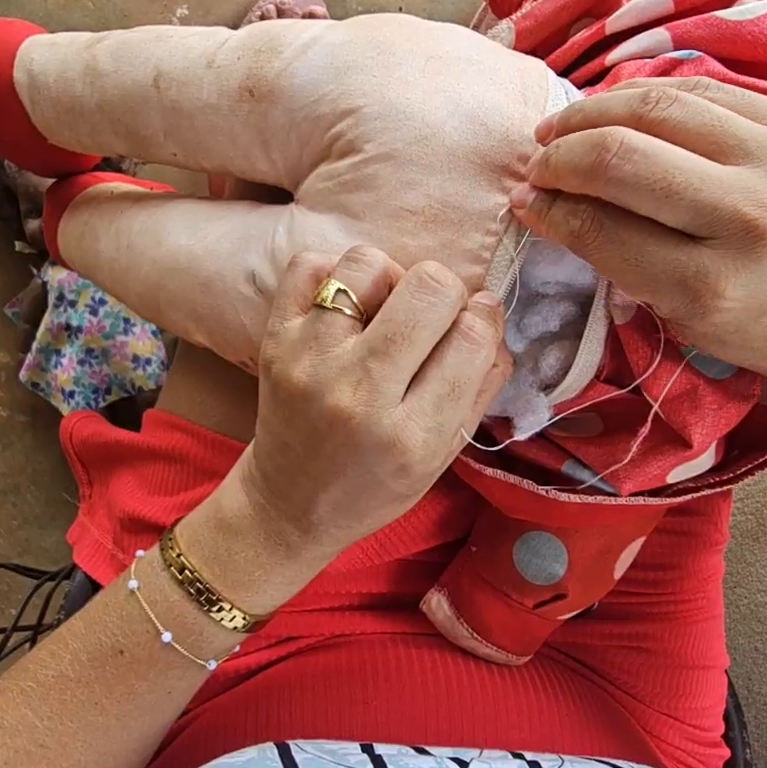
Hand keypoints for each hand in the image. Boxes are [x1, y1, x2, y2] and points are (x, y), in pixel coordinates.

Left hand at [223, 245, 510, 571]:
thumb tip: (492, 314)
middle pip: (430, 287)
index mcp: (412, 435)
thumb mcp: (442, 456)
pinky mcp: (275, 342)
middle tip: (430, 319)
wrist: (290, 503)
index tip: (474, 322)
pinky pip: (309, 265)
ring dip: (388, 279)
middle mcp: (359, 394)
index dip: (483, 318)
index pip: (472, 337)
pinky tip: (345, 307)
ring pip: (368, 264)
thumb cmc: (375, 485)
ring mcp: (310, 362)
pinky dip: (333, 274)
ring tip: (383, 313)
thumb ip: (480, 387)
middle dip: (444, 293)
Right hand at [511, 76, 766, 404]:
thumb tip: (546, 204)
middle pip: (622, 156)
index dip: (549, 209)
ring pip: (660, 106)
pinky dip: (648, 96)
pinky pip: (705, 91)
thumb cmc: (764, 331)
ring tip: (562, 128)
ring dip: (593, 112)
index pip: (600, 229)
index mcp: (710, 283)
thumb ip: (616, 257)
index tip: (523, 201)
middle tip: (535, 162)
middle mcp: (749, 214)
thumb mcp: (682, 316)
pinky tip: (618, 110)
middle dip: (560, 154)